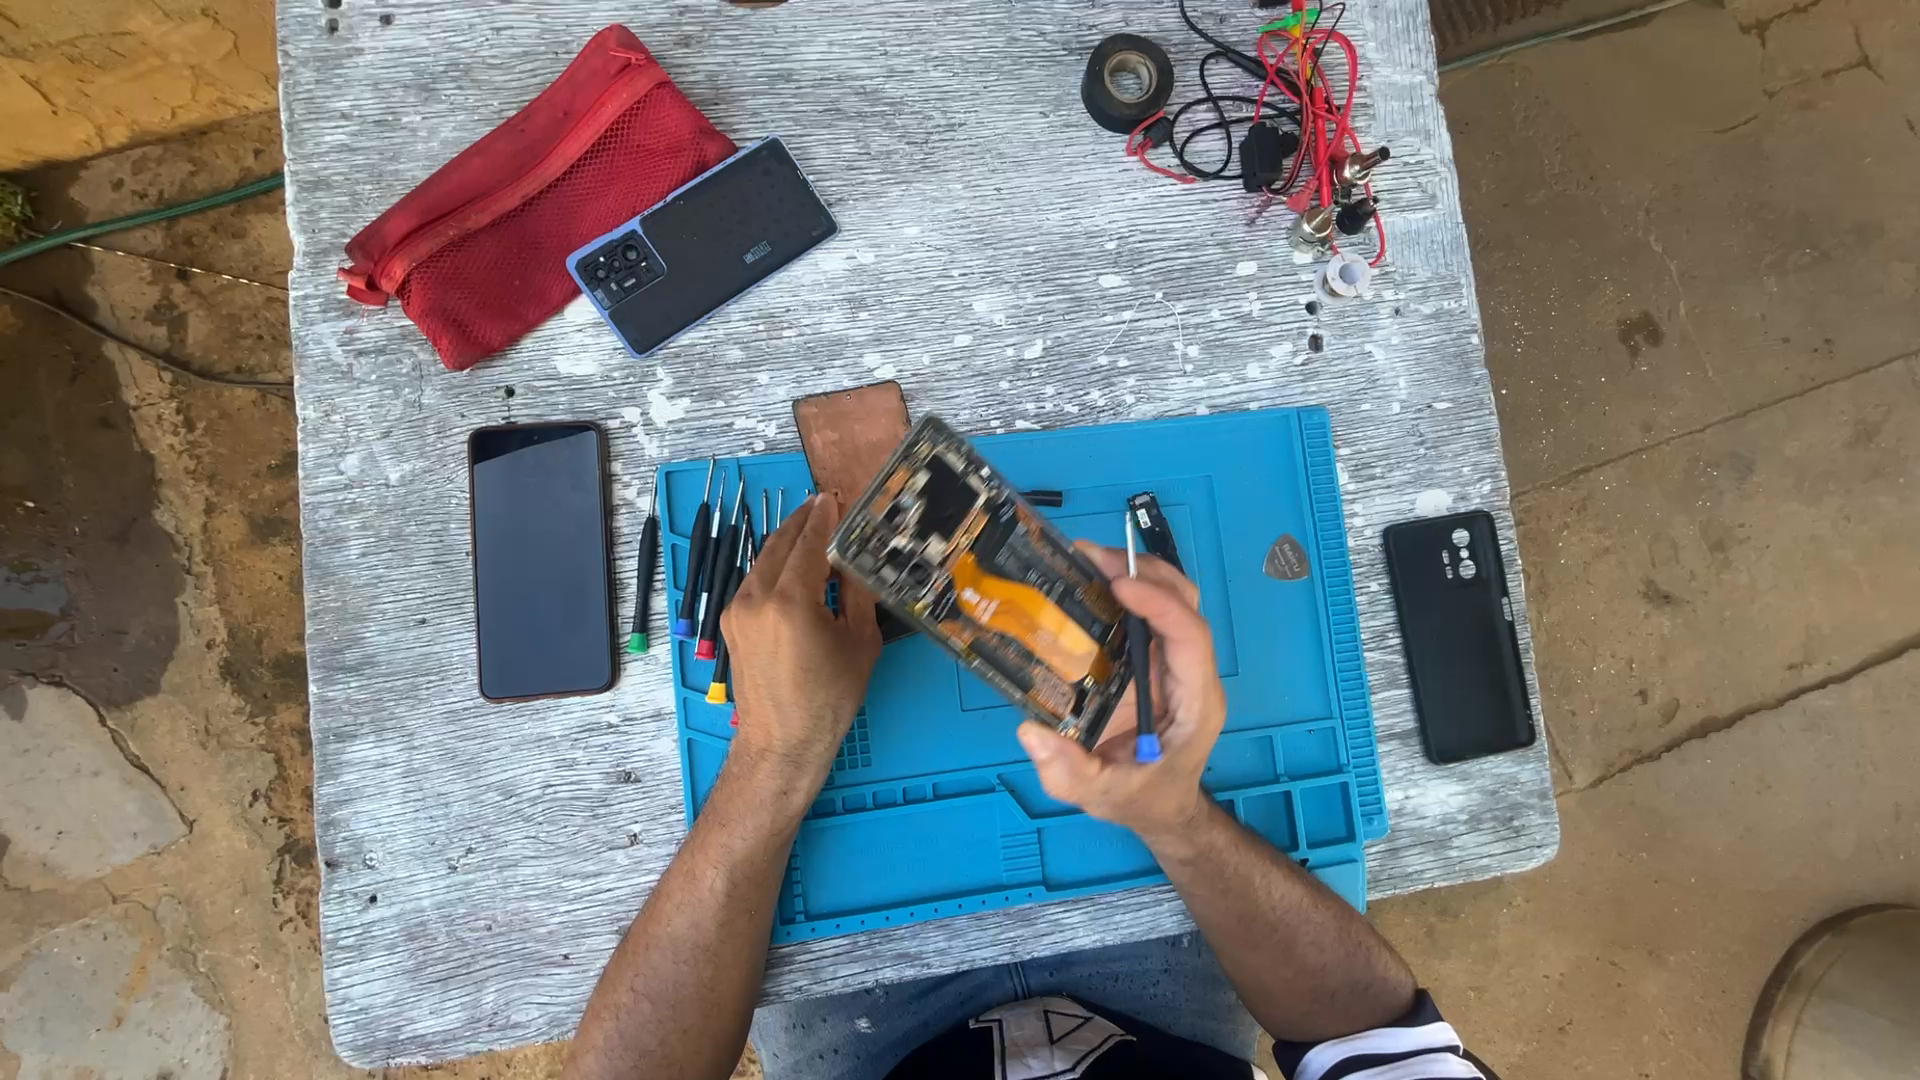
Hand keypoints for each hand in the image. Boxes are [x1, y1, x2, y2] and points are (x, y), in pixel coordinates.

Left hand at [722, 493, 882, 776]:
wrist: (782, 743)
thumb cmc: (830, 698)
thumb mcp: (860, 642)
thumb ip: (856, 593)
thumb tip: (853, 561)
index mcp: (791, 601)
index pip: (809, 543)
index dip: (823, 518)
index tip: (834, 498)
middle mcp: (756, 597)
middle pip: (780, 543)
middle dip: (803, 521)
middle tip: (825, 506)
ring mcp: (738, 610)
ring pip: (763, 560)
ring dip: (787, 541)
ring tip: (813, 531)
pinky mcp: (732, 623)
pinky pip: (754, 580)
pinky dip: (775, 565)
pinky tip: (795, 566)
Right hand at [1015, 543, 1225, 844]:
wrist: (1162, 807)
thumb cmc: (1144, 798)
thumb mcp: (1104, 796)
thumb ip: (1070, 773)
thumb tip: (1031, 733)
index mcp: (1194, 701)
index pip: (1191, 638)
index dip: (1160, 605)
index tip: (1120, 586)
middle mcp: (1189, 672)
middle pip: (1186, 603)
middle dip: (1145, 571)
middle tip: (1093, 557)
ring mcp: (1172, 661)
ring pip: (1172, 596)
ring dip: (1134, 570)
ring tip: (1087, 559)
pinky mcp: (1152, 657)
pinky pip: (1146, 610)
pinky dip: (1123, 586)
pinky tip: (1088, 580)